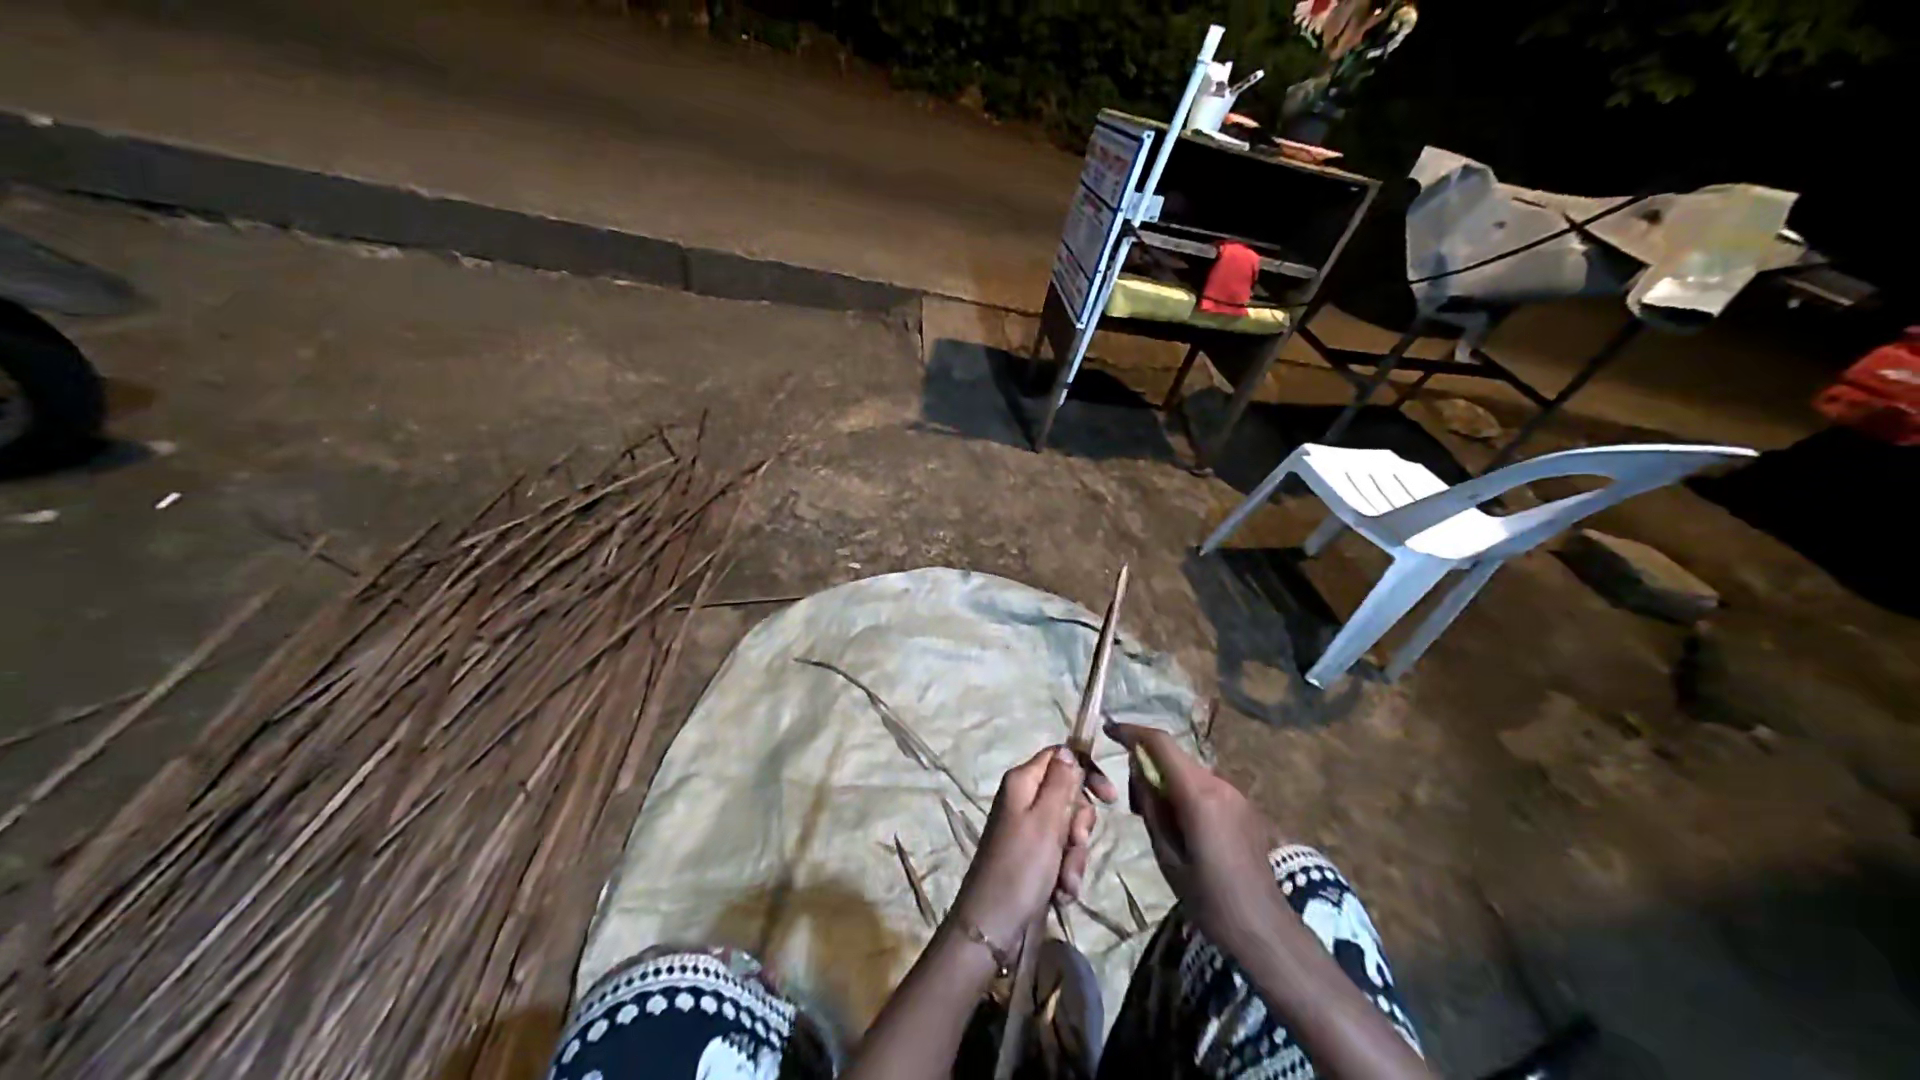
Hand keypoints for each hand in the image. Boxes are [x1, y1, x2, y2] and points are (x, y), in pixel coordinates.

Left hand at [948, 745, 1113, 948]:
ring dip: (1075, 857)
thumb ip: (1060, 782)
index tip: (1109, 796)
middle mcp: (1025, 802)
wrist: (993, 927)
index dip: (1086, 771)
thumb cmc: (1019, 868)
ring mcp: (1029, 832)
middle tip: (1075, 842)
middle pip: (1070, 795)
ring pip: (1070, 830)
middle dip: (1080, 824)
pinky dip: (1066, 874)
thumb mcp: (1045, 821)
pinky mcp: (1034, 859)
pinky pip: (1062, 857)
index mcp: (1022, 783)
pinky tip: (1059, 894)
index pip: (1060, 757)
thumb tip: (1068, 748)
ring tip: (1064, 881)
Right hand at [1106, 723, 1286, 955]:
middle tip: (1131, 798)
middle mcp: (1220, 785)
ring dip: (1167, 780)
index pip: (1161, 744)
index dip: (1133, 732)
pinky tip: (1180, 824)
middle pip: (1175, 757)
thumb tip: (1138, 770)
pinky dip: (1185, 792)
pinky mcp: (1244, 808)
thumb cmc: (1207, 898)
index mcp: (1199, 794)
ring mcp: (1236, 795)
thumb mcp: (1166, 854)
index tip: (1110, 730)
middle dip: (1148, 764)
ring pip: (1190, 772)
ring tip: (1153, 816)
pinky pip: (1206, 788)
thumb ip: (1151, 806)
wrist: (1262, 928)